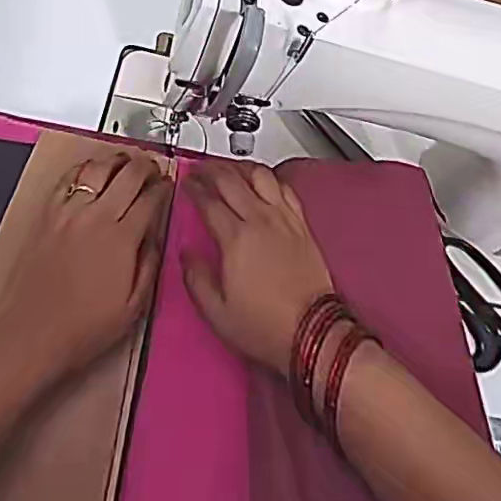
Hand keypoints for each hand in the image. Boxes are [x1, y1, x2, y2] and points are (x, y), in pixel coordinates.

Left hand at [0, 153, 172, 379]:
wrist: (30, 333)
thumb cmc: (81, 328)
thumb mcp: (132, 307)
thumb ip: (149, 265)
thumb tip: (155, 237)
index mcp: (122, 239)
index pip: (150, 198)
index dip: (163, 187)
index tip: (167, 186)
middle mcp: (96, 217)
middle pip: (129, 174)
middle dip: (146, 166)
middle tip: (152, 168)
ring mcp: (69, 212)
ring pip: (99, 167)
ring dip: (117, 160)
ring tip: (126, 161)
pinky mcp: (48, 214)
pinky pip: (69, 178)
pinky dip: (84, 167)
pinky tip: (91, 170)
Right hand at [180, 163, 333, 376]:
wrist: (312, 332)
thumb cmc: (267, 325)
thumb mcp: (217, 311)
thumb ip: (196, 278)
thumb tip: (187, 256)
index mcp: (235, 239)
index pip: (209, 201)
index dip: (194, 188)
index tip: (187, 183)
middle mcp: (260, 221)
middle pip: (231, 180)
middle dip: (211, 170)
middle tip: (201, 169)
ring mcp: (283, 220)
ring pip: (260, 176)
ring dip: (241, 167)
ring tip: (230, 167)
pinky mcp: (301, 225)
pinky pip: (285, 188)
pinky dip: (270, 178)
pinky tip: (264, 180)